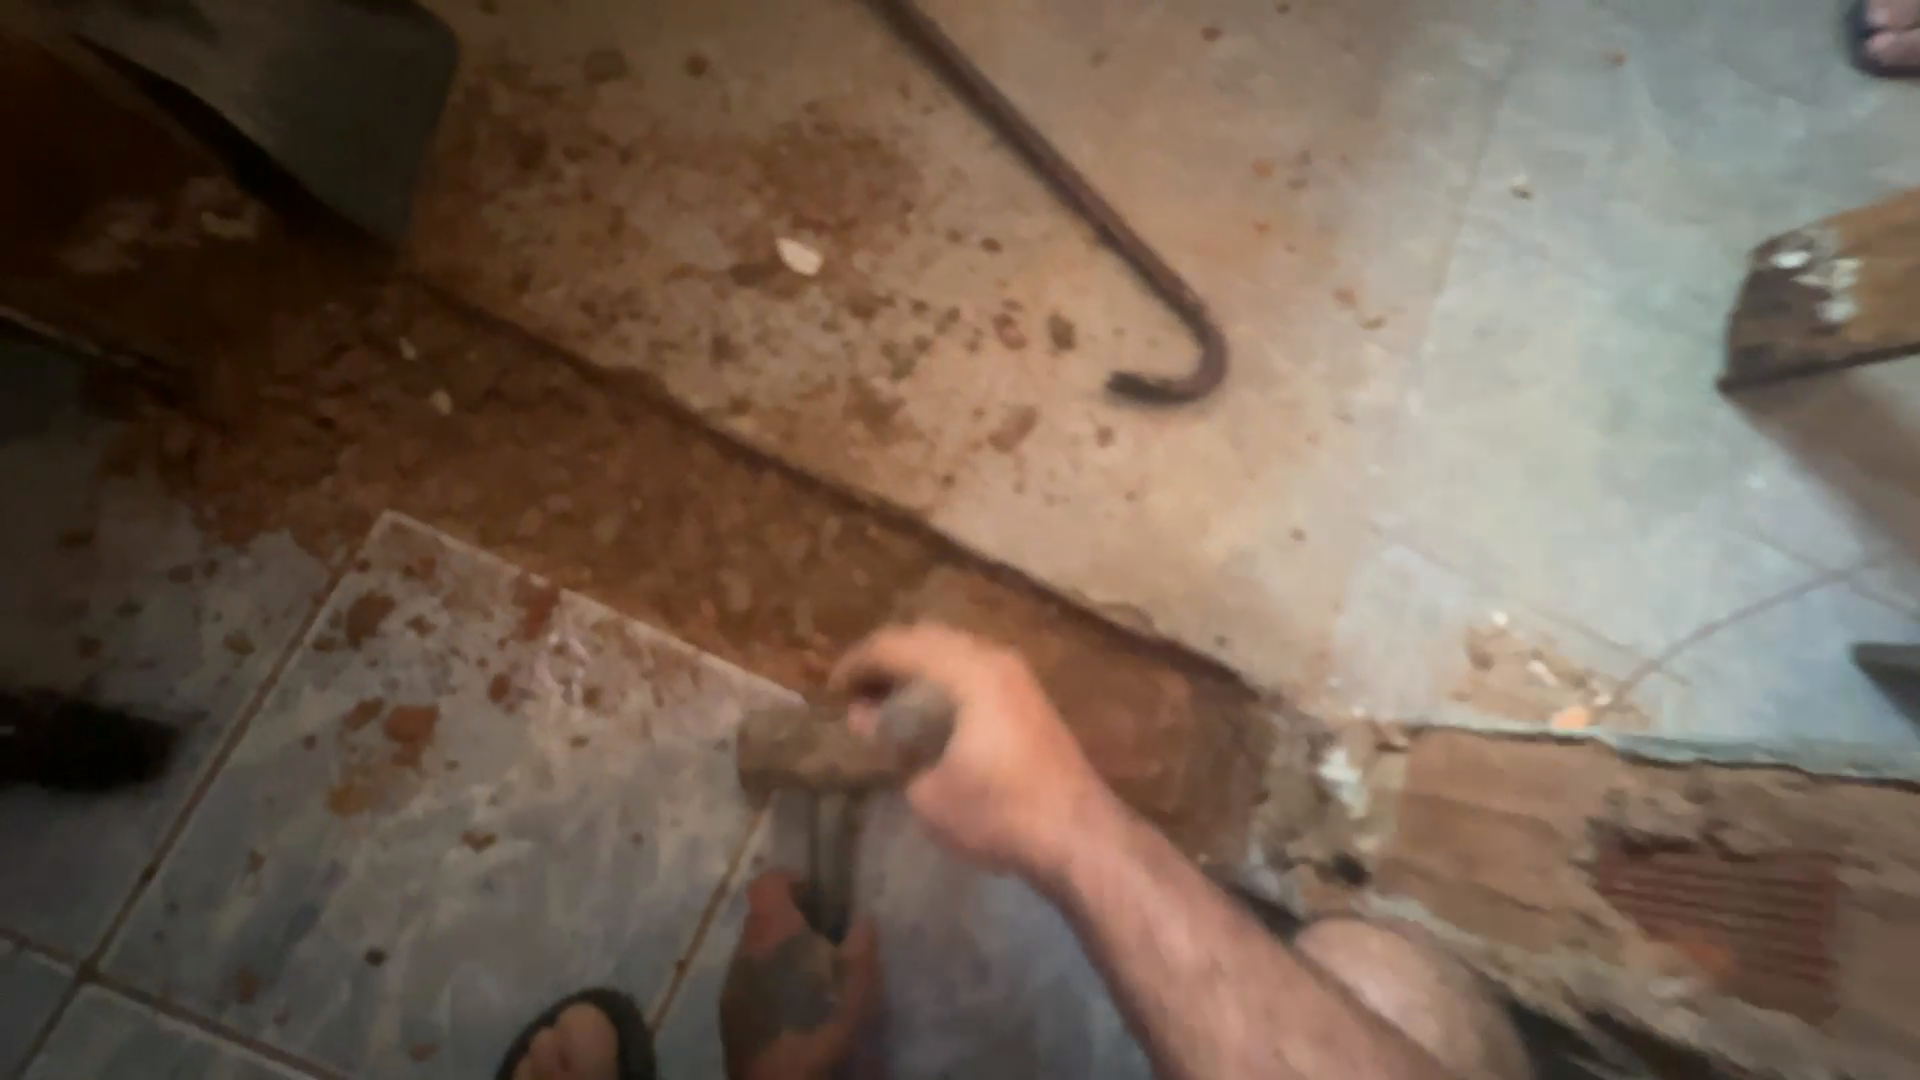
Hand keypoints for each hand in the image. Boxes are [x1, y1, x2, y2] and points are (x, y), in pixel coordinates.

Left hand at [720, 870, 879, 1079]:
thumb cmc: (821, 1021)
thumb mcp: (860, 977)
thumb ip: (862, 939)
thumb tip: (861, 918)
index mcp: (774, 928)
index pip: (767, 881)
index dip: (790, 879)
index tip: (815, 892)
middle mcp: (744, 949)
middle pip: (761, 916)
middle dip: (789, 919)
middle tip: (822, 936)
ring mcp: (732, 984)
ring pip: (754, 951)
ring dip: (778, 953)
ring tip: (809, 975)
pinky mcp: (729, 1016)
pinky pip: (749, 982)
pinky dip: (768, 982)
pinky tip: (792, 1006)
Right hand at [830, 623, 1109, 879]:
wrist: (1078, 834)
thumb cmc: (998, 812)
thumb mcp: (927, 789)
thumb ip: (890, 745)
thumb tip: (866, 718)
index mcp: (966, 670)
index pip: (897, 645)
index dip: (857, 663)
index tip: (831, 690)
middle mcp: (992, 657)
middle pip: (926, 636)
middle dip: (886, 658)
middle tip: (856, 693)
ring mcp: (1016, 673)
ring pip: (952, 648)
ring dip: (915, 666)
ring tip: (886, 701)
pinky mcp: (1028, 694)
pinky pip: (972, 665)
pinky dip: (941, 676)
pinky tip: (928, 709)